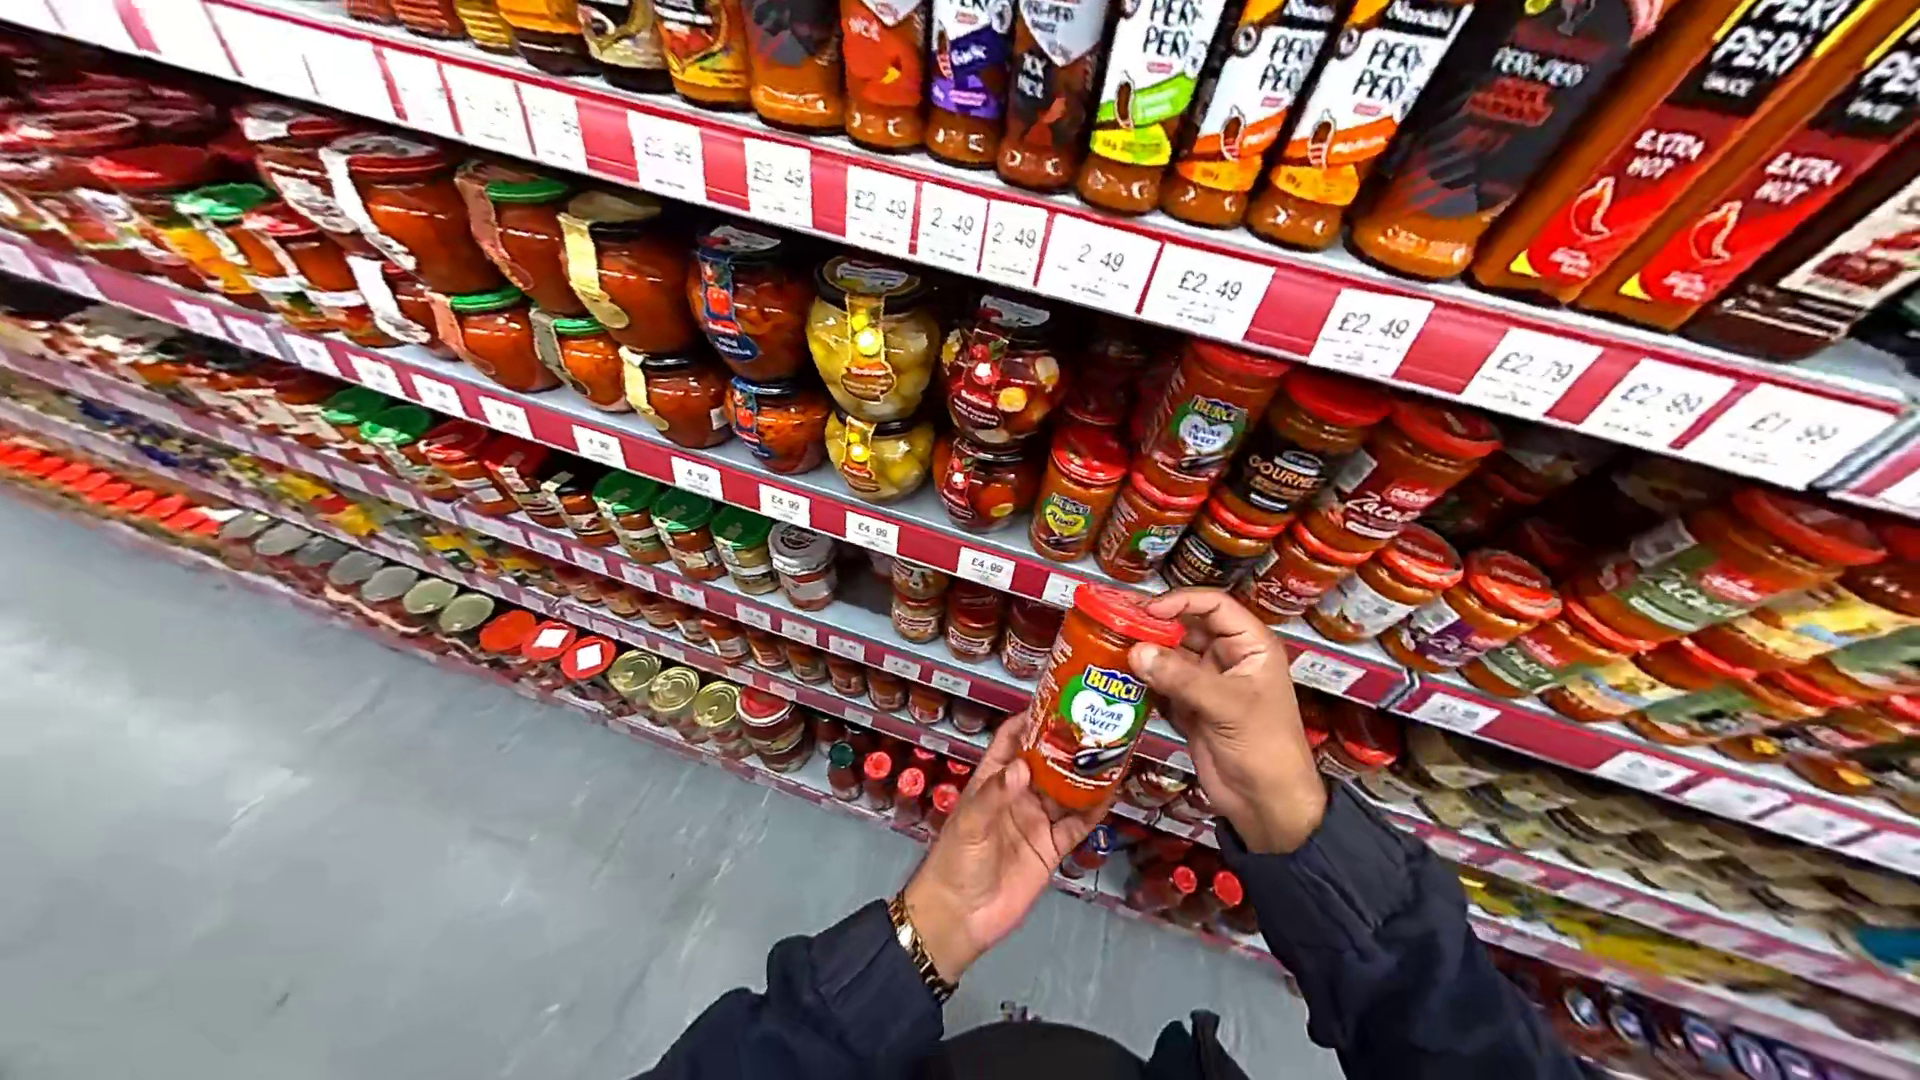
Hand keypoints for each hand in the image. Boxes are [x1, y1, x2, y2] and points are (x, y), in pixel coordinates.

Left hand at [902, 712, 1108, 981]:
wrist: (960, 917)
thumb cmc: (956, 860)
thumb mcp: (969, 822)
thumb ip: (995, 794)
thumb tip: (1023, 767)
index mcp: (993, 779)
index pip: (1013, 740)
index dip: (1032, 719)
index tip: (1057, 701)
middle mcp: (1019, 794)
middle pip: (1047, 761)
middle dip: (1068, 743)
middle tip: (1096, 722)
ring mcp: (1037, 820)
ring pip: (1067, 789)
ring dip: (1086, 773)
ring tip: (1111, 750)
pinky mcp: (1052, 847)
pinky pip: (1077, 824)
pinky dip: (1094, 809)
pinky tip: (1111, 793)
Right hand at [1129, 589, 1325, 854]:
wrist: (1267, 806)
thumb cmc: (1264, 747)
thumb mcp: (1228, 707)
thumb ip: (1182, 678)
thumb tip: (1136, 652)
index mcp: (1250, 646)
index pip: (1214, 605)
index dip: (1181, 601)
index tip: (1147, 610)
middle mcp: (1226, 657)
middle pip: (1185, 626)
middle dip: (1152, 622)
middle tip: (1114, 615)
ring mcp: (1205, 682)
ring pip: (1168, 653)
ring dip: (1142, 649)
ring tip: (1107, 640)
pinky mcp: (1187, 706)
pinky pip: (1159, 682)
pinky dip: (1139, 677)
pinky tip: (1115, 673)